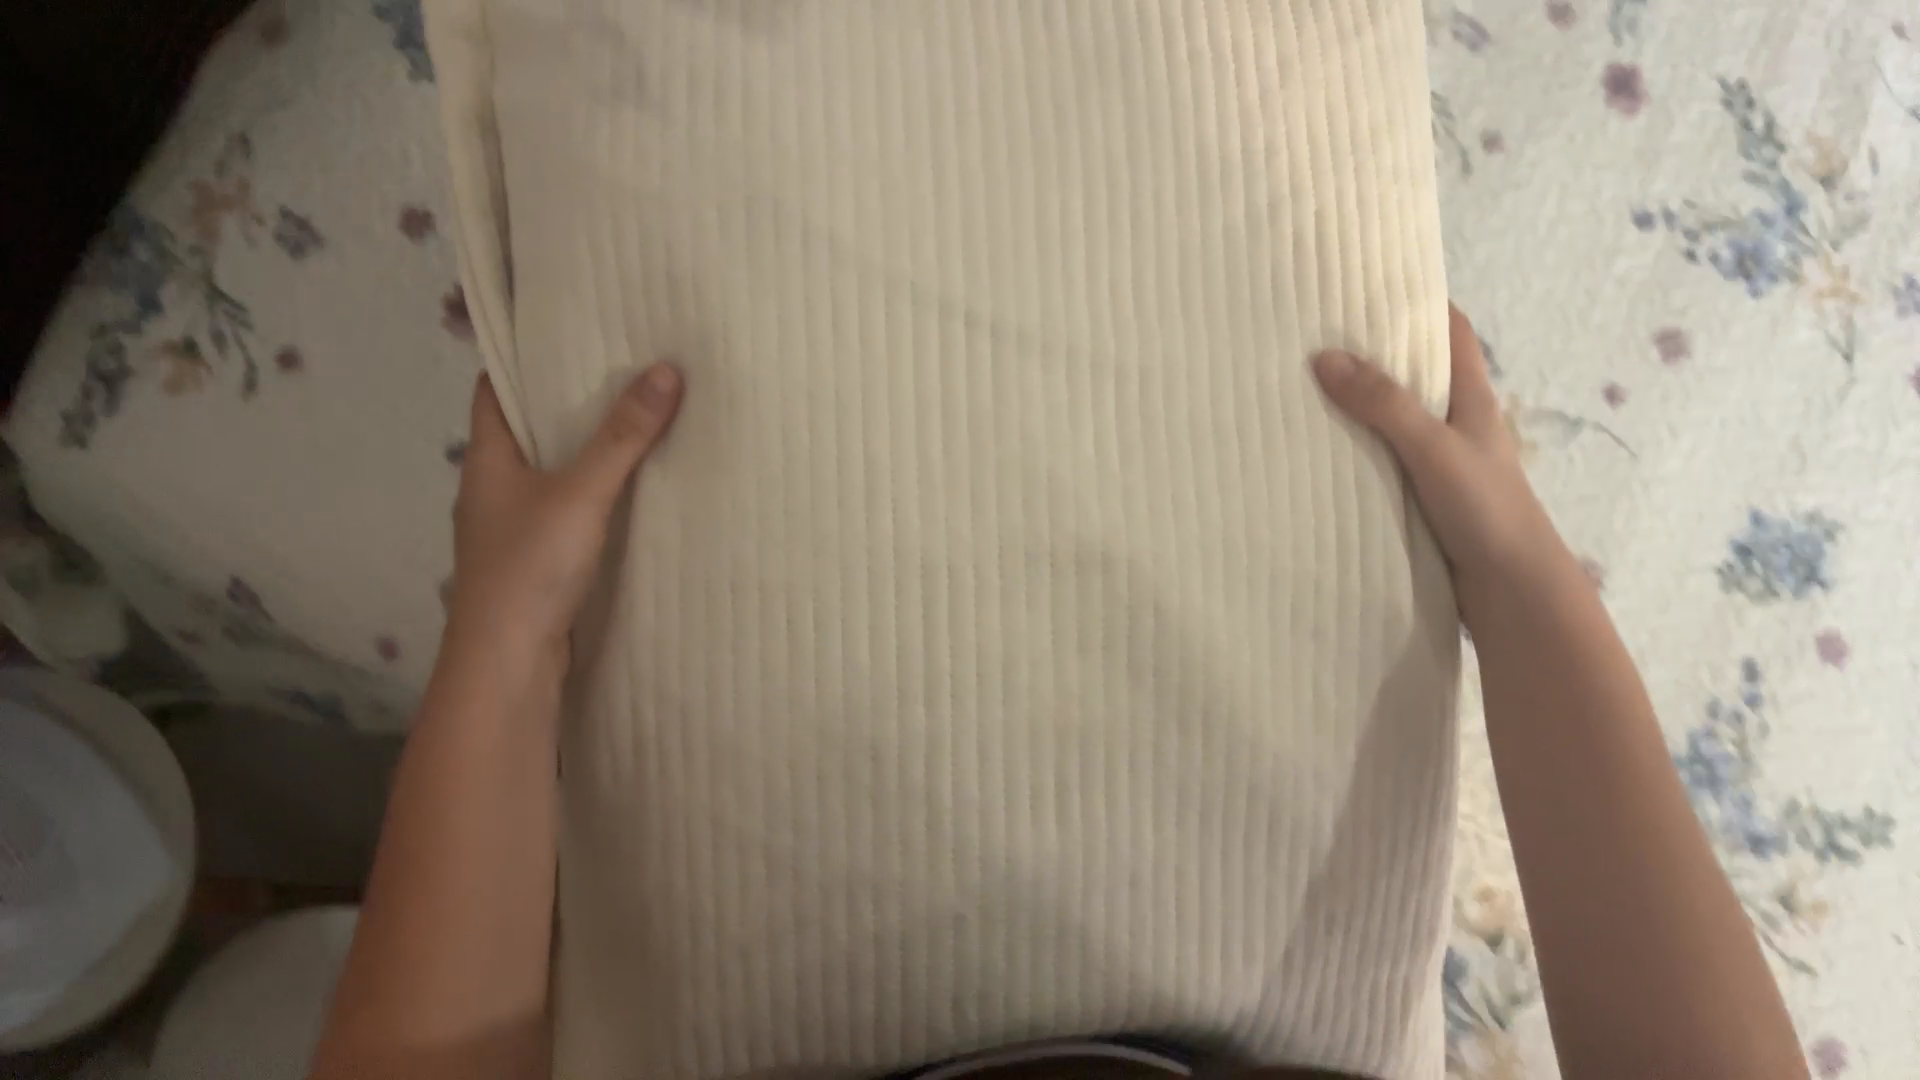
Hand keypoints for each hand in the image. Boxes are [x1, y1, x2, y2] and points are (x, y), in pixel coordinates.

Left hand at [444, 362, 684, 667]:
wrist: (509, 661)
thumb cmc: (530, 567)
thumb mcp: (582, 493)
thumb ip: (623, 437)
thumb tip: (666, 369)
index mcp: (486, 459)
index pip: (495, 388)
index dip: (526, 357)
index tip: (574, 333)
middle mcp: (493, 487)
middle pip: (528, 428)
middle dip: (571, 401)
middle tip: (625, 369)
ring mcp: (514, 526)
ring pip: (550, 471)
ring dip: (586, 449)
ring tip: (638, 420)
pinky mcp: (538, 558)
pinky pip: (568, 507)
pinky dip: (596, 491)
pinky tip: (632, 490)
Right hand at [1311, 306, 1571, 620]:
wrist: (1509, 588)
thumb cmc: (1484, 507)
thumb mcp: (1432, 446)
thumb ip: (1383, 404)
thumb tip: (1323, 356)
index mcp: (1470, 399)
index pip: (1451, 332)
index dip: (1419, 304)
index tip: (1371, 287)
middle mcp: (1453, 424)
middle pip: (1413, 374)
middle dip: (1371, 354)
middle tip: (1313, 339)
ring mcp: (1436, 463)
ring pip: (1391, 422)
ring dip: (1355, 408)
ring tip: (1300, 392)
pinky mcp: (1418, 497)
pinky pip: (1378, 462)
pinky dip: (1351, 452)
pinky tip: (1316, 454)